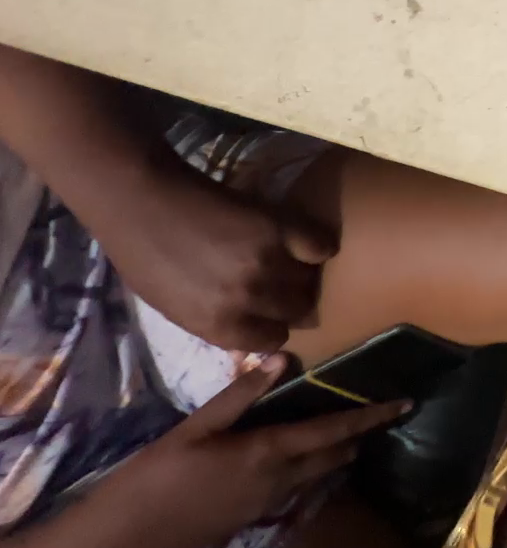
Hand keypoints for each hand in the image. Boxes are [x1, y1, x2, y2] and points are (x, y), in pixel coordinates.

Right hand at [80, 354, 409, 547]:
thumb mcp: (192, 431)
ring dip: (338, 454)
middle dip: (361, 435)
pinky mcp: (248, 519)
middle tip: (383, 416)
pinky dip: (311, 472)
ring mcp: (265, 503)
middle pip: (336, 454)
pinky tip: (305, 463)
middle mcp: (279, 479)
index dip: (375, 416)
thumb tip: (282, 356)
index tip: (408, 404)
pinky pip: (295, 490)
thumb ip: (240, 394)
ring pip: (318, 474)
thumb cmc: (149, 483)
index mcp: (271, 452)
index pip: (338, 429)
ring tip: (352, 435)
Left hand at [103, 167, 335, 350]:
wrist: (143, 209)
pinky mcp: (284, 229)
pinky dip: (319, 248)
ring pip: (312, 278)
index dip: (276, 327)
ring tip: (293, 263)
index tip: (274, 316)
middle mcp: (246, 297)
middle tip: (288, 287)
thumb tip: (253, 334)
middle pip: (300, 308)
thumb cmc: (148, 263)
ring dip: (305, 273)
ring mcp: (268, 262)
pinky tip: (304, 243)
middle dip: (296, 300)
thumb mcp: (174, 308)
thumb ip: (219, 321)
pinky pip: (323, 248)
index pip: (273, 339)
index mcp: (214, 323)